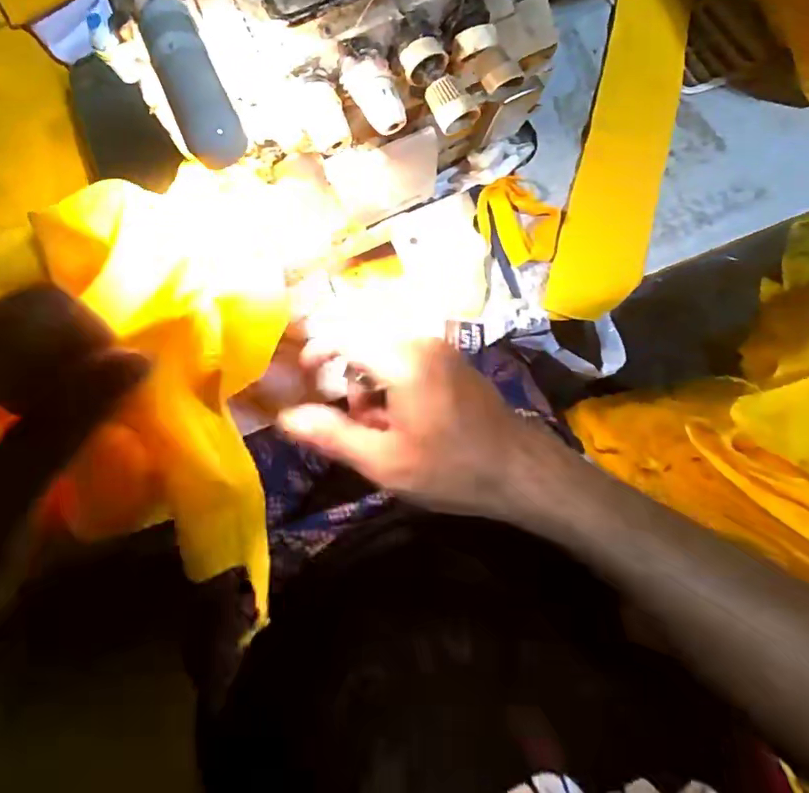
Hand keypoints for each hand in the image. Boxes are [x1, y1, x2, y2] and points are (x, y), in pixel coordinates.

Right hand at [277, 333, 576, 522]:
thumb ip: (332, 435)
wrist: (522, 471)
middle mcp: (419, 341)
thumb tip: (286, 417)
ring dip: (371, 384)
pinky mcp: (449, 357)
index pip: (341, 335)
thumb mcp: (384, 461)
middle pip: (360, 343)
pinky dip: (392, 382)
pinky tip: (405, 418)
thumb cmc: (451, 469)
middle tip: (359, 423)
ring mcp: (438, 346)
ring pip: (381, 352)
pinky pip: (404, 357)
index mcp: (401, 359)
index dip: (315, 352)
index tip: (303, 379)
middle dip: (349, 380)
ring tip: (383, 428)